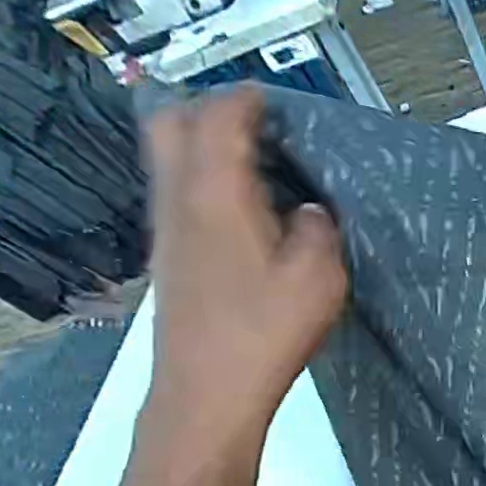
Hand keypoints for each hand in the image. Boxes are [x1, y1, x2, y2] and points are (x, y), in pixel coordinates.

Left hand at [142, 86, 346, 440]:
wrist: (207, 388)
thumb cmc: (266, 330)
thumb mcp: (318, 279)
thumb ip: (317, 232)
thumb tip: (308, 210)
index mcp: (215, 196)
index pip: (217, 121)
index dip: (243, 100)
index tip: (271, 97)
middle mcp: (178, 201)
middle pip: (169, 124)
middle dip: (206, 109)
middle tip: (253, 122)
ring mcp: (167, 230)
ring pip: (168, 159)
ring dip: (203, 144)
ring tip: (254, 160)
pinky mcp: (170, 258)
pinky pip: (179, 193)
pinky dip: (205, 179)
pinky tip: (243, 209)